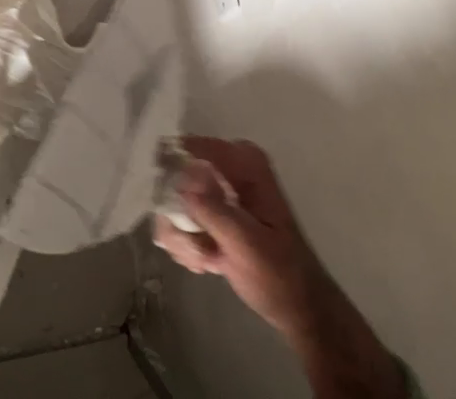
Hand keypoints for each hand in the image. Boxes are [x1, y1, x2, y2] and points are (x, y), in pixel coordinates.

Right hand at [152, 137, 407, 398]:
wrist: (297, 308)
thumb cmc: (279, 274)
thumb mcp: (246, 244)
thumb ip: (214, 211)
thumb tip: (182, 178)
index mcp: (247, 168)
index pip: (201, 147)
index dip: (172, 159)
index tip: (158, 190)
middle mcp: (232, 175)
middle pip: (181, 178)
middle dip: (178, 216)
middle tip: (194, 245)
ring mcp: (222, 197)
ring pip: (177, 205)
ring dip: (184, 237)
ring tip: (206, 260)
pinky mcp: (215, 219)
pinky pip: (182, 224)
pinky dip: (189, 247)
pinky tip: (208, 264)